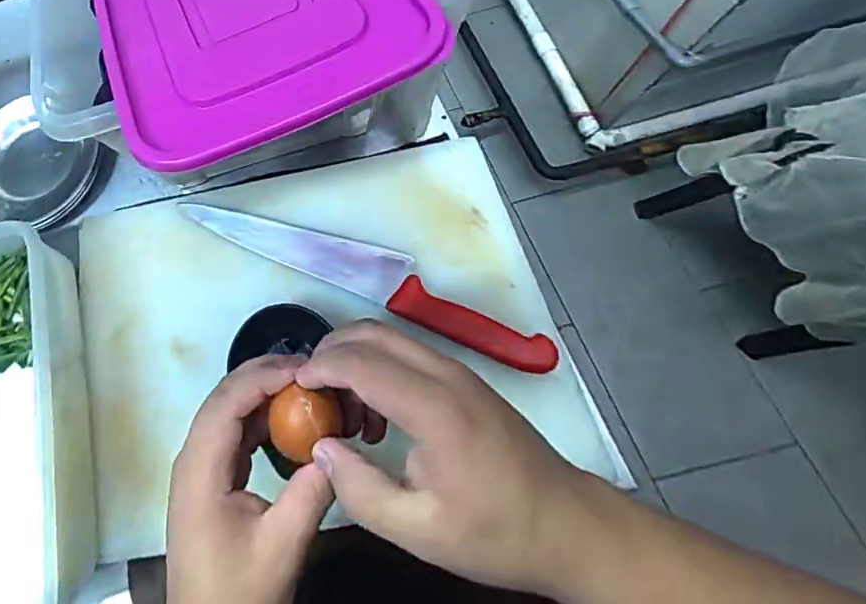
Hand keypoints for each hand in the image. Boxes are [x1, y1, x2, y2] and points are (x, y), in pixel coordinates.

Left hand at [167, 355, 380, 603]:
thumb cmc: (237, 593)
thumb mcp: (280, 548)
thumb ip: (308, 496)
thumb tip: (334, 453)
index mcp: (200, 465)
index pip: (228, 400)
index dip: (263, 376)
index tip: (303, 368)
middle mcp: (193, 456)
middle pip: (224, 397)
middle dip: (263, 375)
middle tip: (306, 368)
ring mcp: (199, 466)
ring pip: (227, 411)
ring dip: (261, 394)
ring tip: (302, 385)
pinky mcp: (210, 478)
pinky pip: (232, 433)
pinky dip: (258, 418)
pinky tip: (286, 419)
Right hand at [295, 320, 599, 597]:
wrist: (571, 526)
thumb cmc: (496, 533)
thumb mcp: (421, 533)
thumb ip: (360, 491)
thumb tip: (320, 447)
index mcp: (434, 409)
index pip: (361, 362)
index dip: (320, 367)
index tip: (294, 386)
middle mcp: (444, 373)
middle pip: (370, 333)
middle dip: (330, 352)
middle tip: (309, 392)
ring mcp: (456, 369)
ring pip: (386, 335)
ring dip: (352, 355)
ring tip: (340, 406)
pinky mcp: (461, 375)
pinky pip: (404, 350)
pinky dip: (375, 362)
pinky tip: (374, 410)